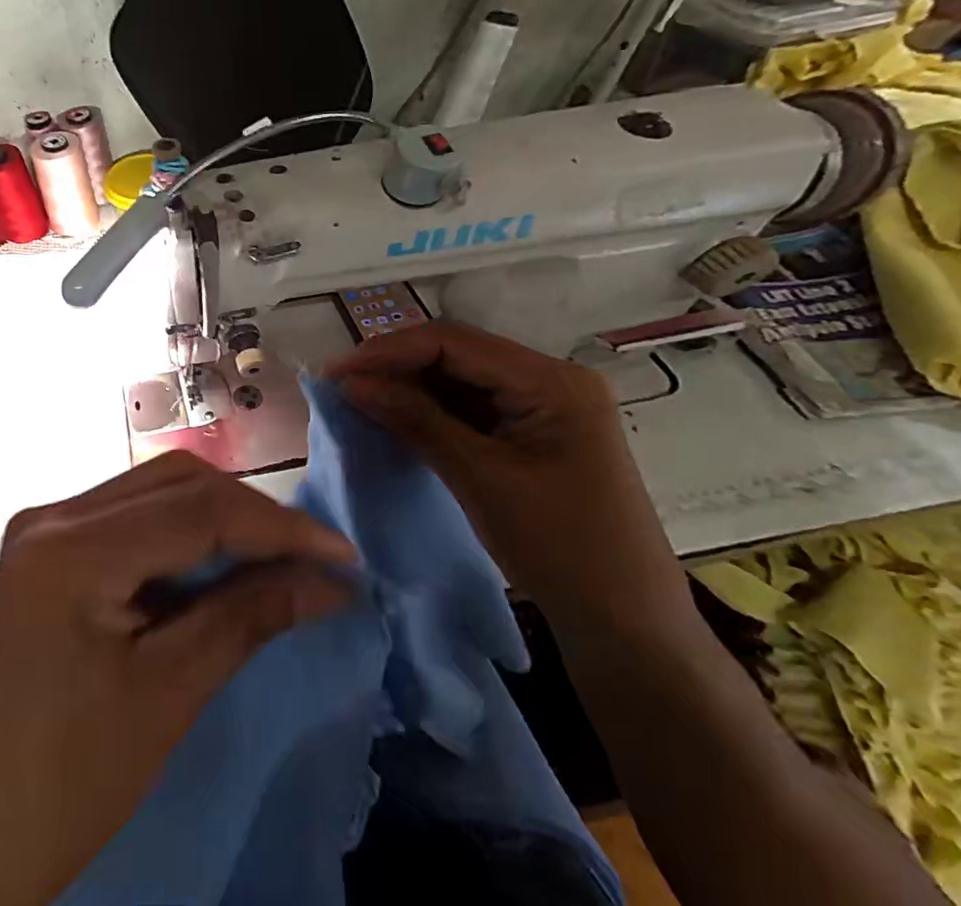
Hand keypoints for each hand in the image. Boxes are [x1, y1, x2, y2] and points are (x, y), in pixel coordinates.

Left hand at [0, 452, 355, 905]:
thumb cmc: (71, 780)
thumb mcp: (171, 692)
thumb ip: (251, 615)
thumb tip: (330, 581)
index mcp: (70, 550)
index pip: (199, 510)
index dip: (281, 528)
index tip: (343, 557)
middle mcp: (51, 516)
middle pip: (177, 485)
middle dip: (254, 517)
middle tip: (315, 559)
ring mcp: (43, 529)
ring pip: (156, 493)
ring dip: (223, 521)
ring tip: (280, 560)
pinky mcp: (47, 552)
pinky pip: (132, 519)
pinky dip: (185, 536)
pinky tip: (220, 566)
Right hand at [325, 322, 686, 623]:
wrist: (623, 617)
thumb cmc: (559, 546)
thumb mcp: (480, 478)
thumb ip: (417, 421)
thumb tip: (354, 383)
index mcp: (552, 380)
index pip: (456, 342)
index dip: (391, 351)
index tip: (337, 372)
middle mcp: (552, 379)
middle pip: (461, 355)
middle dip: (398, 366)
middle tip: (341, 386)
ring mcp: (547, 406)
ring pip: (465, 381)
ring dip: (413, 388)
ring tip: (359, 399)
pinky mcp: (536, 433)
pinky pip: (477, 409)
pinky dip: (435, 413)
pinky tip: (399, 419)